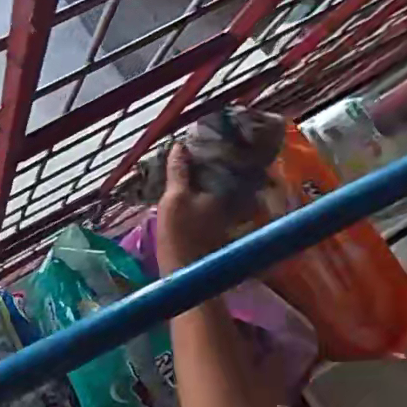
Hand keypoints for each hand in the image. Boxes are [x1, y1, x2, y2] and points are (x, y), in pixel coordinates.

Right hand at [154, 144, 236, 269]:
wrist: (184, 271)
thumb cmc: (180, 233)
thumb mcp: (174, 198)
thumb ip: (178, 171)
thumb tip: (179, 145)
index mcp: (226, 188)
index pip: (226, 159)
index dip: (215, 146)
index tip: (200, 134)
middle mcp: (232, 198)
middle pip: (222, 172)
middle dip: (209, 160)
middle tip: (189, 147)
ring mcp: (225, 212)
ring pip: (216, 184)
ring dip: (203, 174)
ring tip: (183, 164)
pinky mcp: (216, 223)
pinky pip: (210, 197)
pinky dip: (199, 189)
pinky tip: (184, 186)